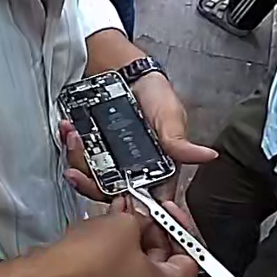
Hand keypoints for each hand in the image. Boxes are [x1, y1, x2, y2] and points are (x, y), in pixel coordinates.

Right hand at [36, 210, 197, 276]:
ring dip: (131, 235)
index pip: (190, 258)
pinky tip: (106, 226)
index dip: (179, 229)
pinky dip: (117, 247)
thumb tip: (138, 216)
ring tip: (121, 213)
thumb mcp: (125, 225)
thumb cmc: (88, 262)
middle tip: (142, 209)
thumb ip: (141, 218)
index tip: (169, 212)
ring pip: (139, 262)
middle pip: (164, 260)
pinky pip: (120, 268)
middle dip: (152, 230)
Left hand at [62, 70, 216, 202]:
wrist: (126, 71)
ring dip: (76, 160)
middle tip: (78, 169)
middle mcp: (130, 171)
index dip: (129, 205)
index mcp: (155, 171)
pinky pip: (76, 157)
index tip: (116, 196)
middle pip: (108, 193)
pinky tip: (68, 130)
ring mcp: (108, 161)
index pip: (144, 201)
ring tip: (73, 138)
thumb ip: (180, 142)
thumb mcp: (170, 117)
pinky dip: (69, 146)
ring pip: (89, 177)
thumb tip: (208, 156)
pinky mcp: (91, 149)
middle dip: (90, 183)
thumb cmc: (155, 94)